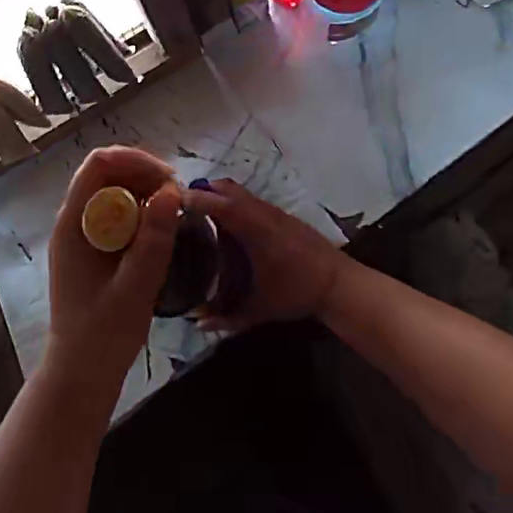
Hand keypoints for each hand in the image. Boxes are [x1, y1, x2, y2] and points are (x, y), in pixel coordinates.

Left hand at [40, 146, 179, 398]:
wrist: (81, 375)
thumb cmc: (103, 336)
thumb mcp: (134, 290)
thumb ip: (152, 242)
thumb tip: (170, 192)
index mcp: (73, 223)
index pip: (98, 165)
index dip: (134, 161)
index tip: (168, 179)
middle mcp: (75, 219)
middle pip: (108, 172)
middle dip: (144, 173)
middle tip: (177, 195)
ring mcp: (84, 232)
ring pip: (114, 189)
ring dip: (145, 189)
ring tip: (174, 208)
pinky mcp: (95, 246)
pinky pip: (118, 210)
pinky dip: (142, 209)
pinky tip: (161, 226)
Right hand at [186, 178, 350, 331]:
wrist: (339, 284)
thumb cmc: (298, 294)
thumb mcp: (262, 310)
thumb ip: (229, 318)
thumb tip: (198, 323)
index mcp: (257, 231)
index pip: (223, 205)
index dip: (198, 200)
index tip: (174, 201)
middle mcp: (263, 213)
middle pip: (227, 189)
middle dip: (202, 191)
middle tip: (179, 205)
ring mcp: (272, 210)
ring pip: (238, 191)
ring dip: (216, 194)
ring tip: (195, 209)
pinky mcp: (278, 212)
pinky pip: (247, 198)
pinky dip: (230, 200)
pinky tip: (223, 219)